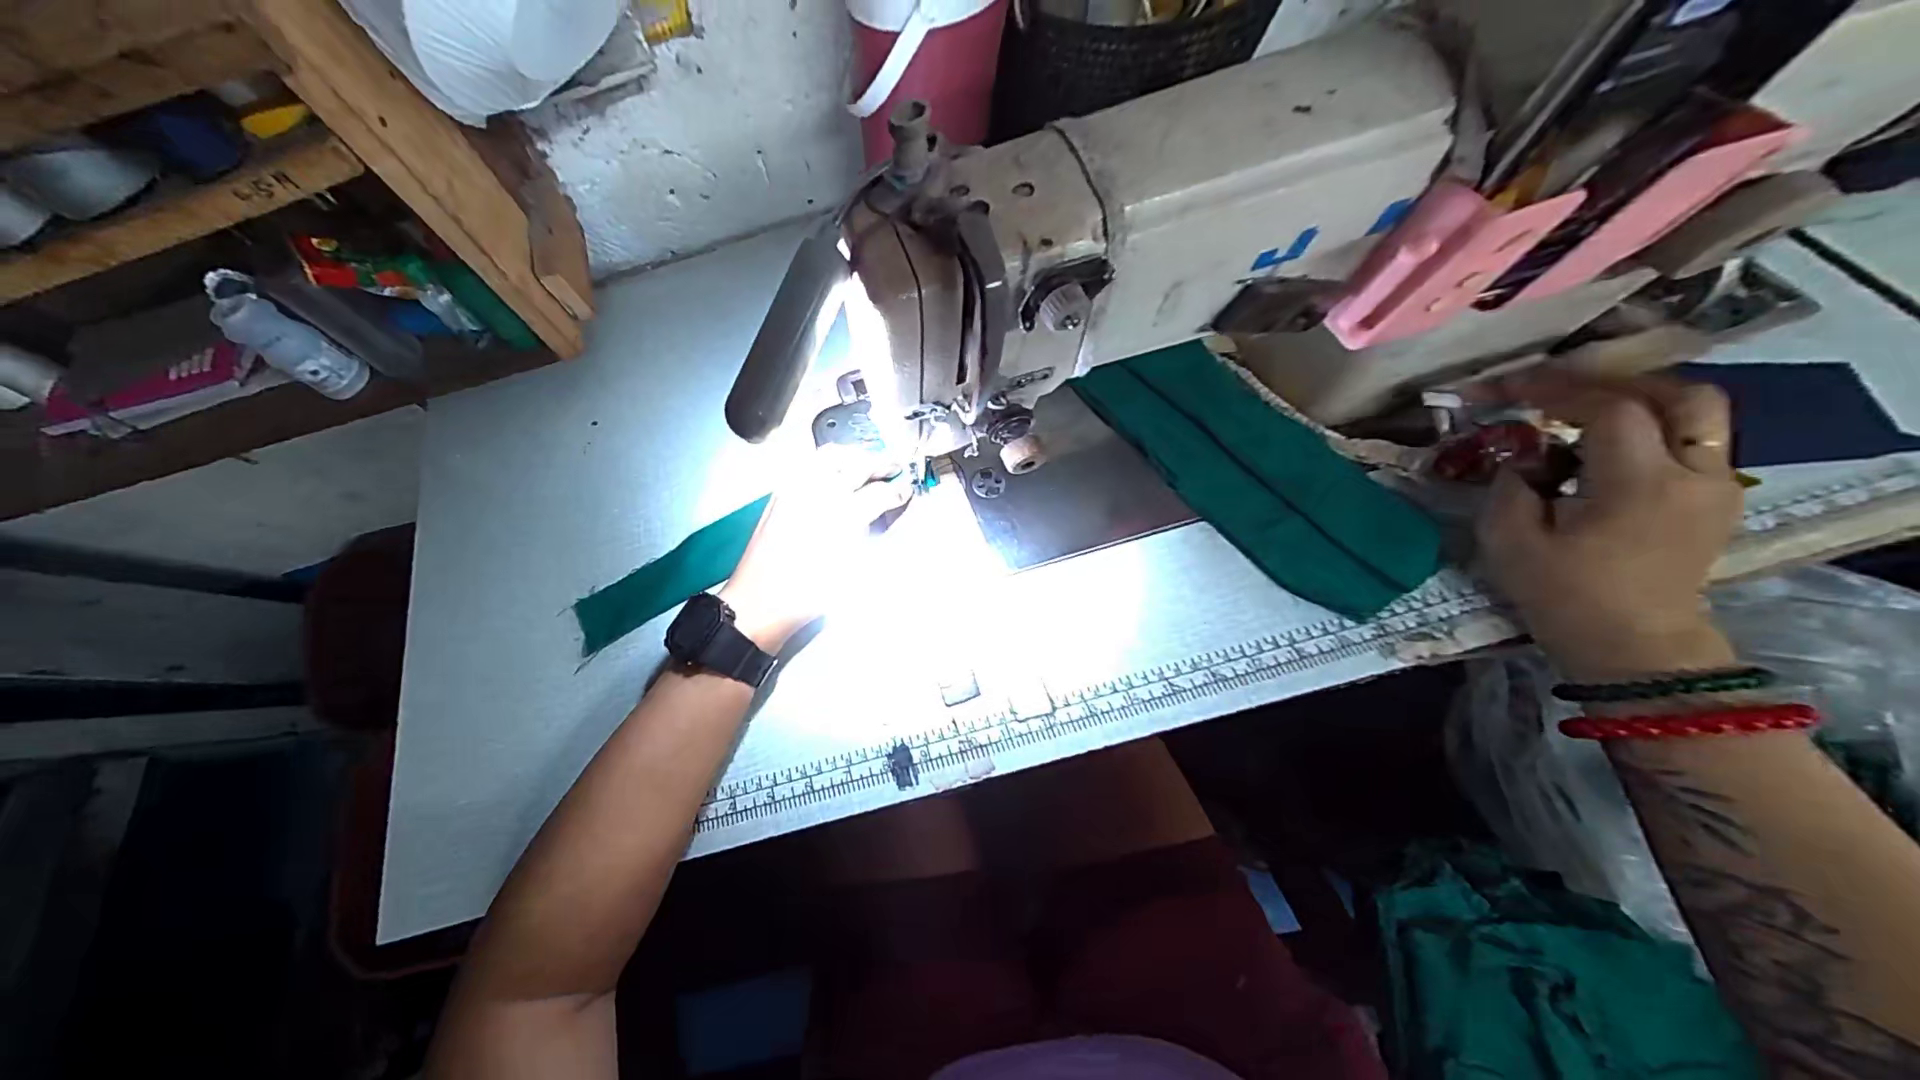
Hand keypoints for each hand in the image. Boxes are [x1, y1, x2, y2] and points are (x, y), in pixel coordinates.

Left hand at [717, 445, 913, 651]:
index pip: (881, 493)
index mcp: (842, 518)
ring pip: (830, 455)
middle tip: (894, 469)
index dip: (899, 491)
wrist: (761, 602)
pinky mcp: (780, 494)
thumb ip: (875, 539)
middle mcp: (819, 496)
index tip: (906, 491)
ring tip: (865, 465)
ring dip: (854, 457)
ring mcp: (796, 491)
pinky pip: (807, 464)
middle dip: (882, 464)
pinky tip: (835, 475)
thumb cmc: (807, 596)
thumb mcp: (855, 573)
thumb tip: (890, 517)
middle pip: (858, 463)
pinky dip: (827, 463)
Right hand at [1476, 373, 1743, 681]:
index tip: (1512, 386)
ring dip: (1644, 401)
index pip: (1609, 408)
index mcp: (1638, 483)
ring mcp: (1717, 486)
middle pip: (1678, 394)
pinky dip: (1657, 428)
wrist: (1632, 645)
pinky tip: (1614, 444)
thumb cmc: (1563, 595)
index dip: (1557, 388)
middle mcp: (1694, 473)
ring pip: (1699, 414)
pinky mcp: (1718, 499)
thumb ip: (1509, 486)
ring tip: (1590, 408)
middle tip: (1564, 388)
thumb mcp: (1509, 542)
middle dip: (1617, 383)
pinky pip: (1698, 441)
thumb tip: (1519, 457)